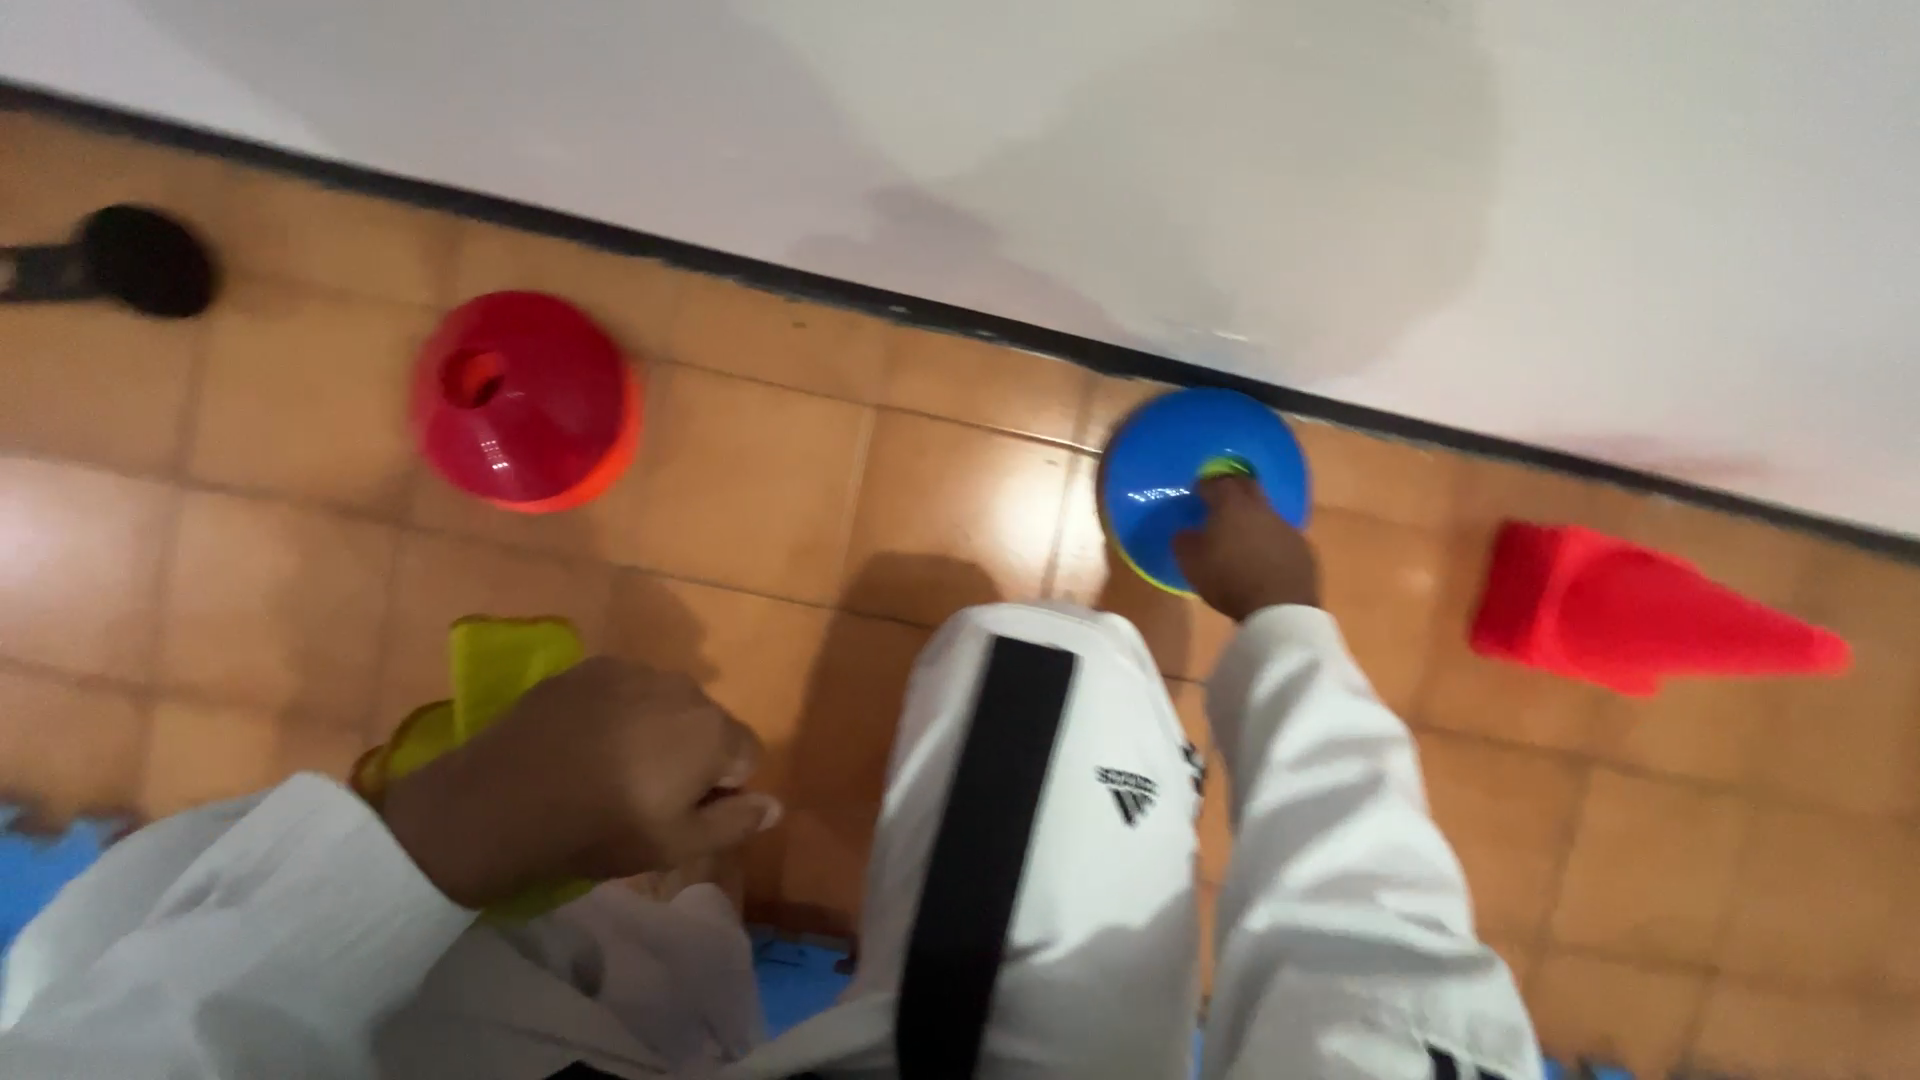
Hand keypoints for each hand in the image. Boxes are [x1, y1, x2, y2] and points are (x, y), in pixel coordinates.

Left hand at [380, 657, 780, 908]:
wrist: (498, 803)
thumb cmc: (598, 830)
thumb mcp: (674, 845)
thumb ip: (735, 822)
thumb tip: (778, 804)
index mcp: (714, 730)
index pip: (747, 756)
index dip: (719, 789)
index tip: (677, 811)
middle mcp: (685, 688)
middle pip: (708, 724)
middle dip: (690, 753)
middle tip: (643, 792)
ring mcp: (636, 671)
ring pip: (667, 703)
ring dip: (655, 729)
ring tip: (609, 764)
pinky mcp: (593, 667)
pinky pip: (627, 688)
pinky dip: (618, 710)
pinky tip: (583, 740)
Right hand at [1172, 474, 1320, 620]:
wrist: (1279, 608)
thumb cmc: (1228, 579)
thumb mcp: (1191, 563)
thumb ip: (1184, 541)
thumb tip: (1186, 533)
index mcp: (1233, 507)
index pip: (1218, 483)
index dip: (1206, 484)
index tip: (1197, 491)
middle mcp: (1262, 510)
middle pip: (1248, 487)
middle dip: (1233, 489)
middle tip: (1220, 500)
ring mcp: (1287, 529)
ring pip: (1266, 514)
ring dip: (1253, 519)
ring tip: (1242, 537)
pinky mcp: (1303, 550)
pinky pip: (1281, 538)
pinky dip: (1269, 542)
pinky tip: (1263, 560)